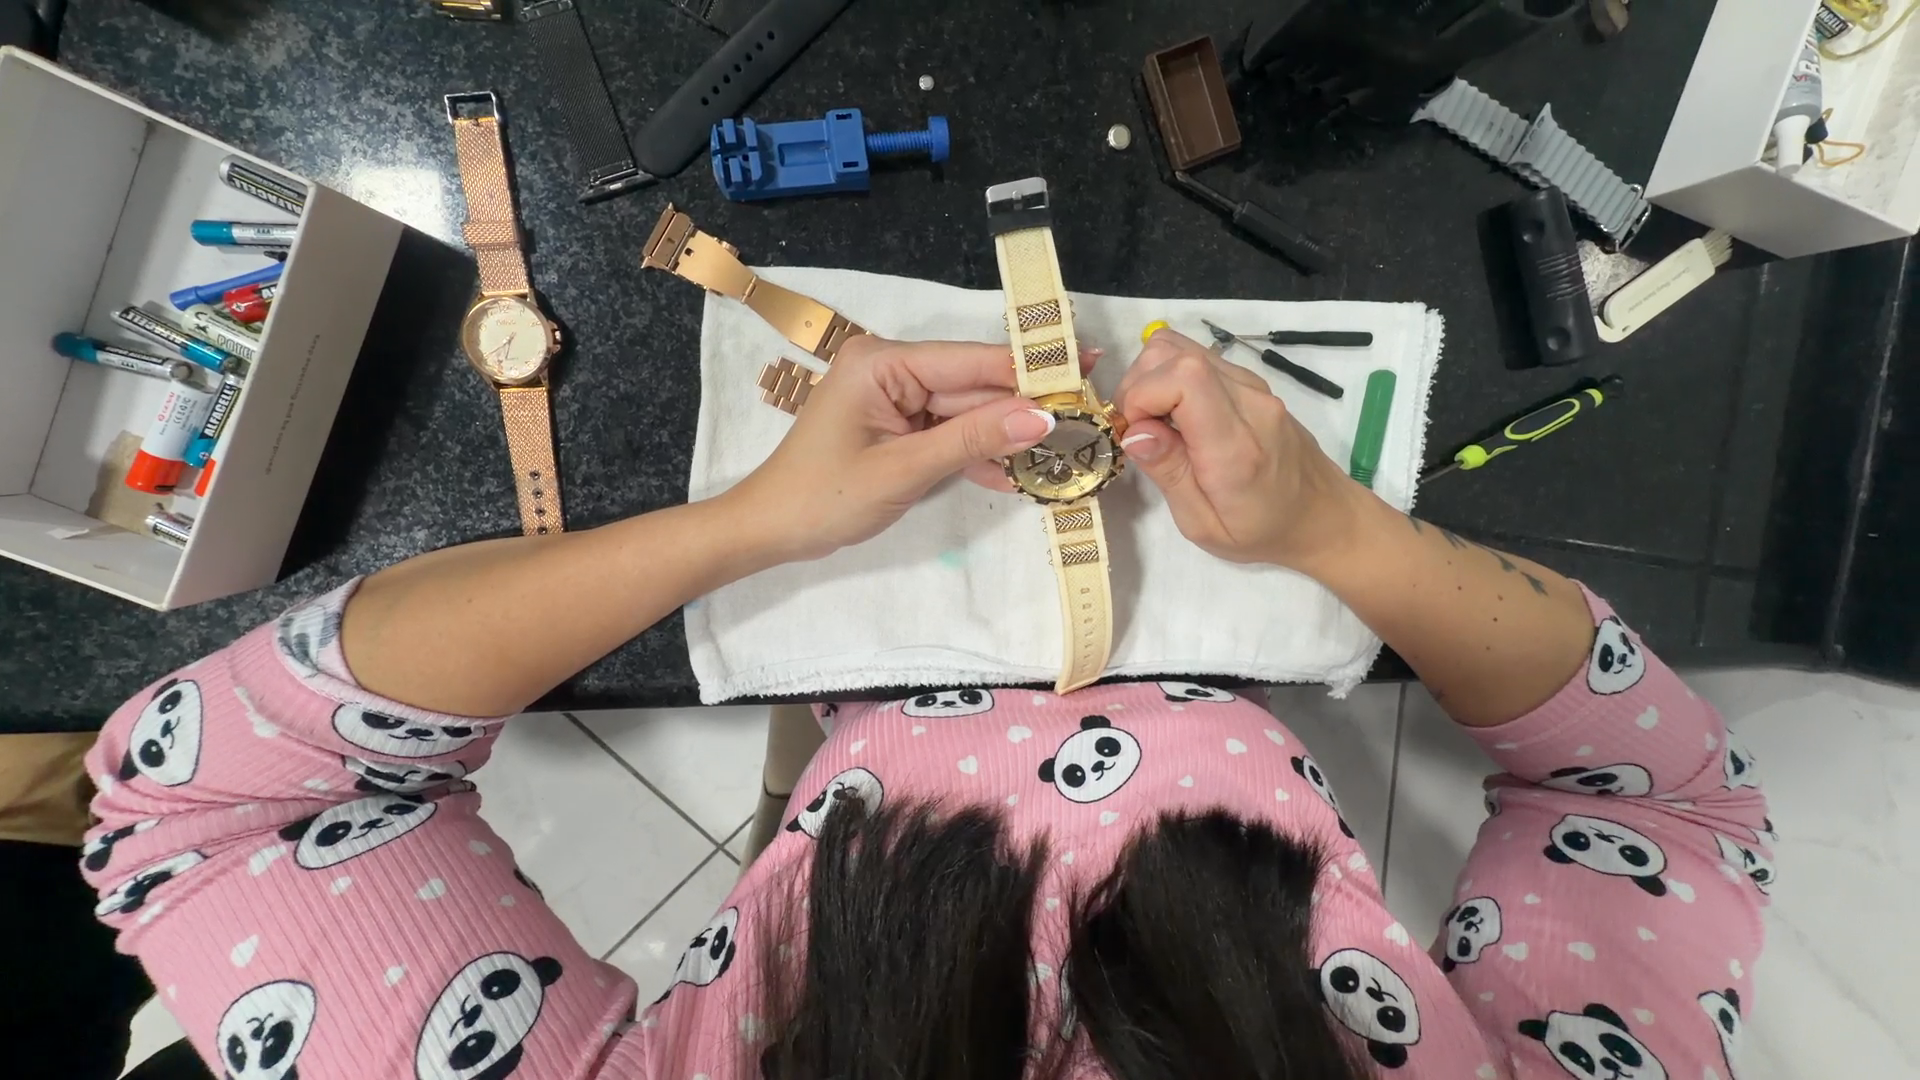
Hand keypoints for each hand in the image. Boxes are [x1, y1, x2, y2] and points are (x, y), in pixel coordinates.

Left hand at [724, 335, 1086, 561]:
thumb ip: (972, 439)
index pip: (971, 361)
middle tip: (1083, 422)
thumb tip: (1041, 415)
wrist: (773, 530)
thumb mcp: (903, 468)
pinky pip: (947, 432)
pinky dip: (974, 454)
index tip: (1086, 370)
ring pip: (966, 412)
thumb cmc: (825, 496)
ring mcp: (896, 397)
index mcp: (883, 362)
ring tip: (1058, 453)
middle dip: (1022, 409)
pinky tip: (1012, 475)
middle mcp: (892, 368)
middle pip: (972, 386)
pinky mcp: (899, 424)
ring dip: (1003, 437)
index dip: (1030, 369)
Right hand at [1114, 328, 1362, 570]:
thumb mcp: (1204, 525)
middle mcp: (1248, 401)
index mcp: (1235, 445)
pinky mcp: (1250, 381)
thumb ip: (1169, 473)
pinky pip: (1197, 359)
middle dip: (1138, 386)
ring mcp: (1253, 385)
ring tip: (1153, 422)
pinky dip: (1170, 378)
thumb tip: (1133, 431)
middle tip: (1138, 430)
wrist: (1322, 515)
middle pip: (1174, 353)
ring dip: (1151, 379)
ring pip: (1180, 347)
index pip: (1182, 378)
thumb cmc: (1261, 531)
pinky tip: (1175, 417)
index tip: (1135, 435)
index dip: (1142, 396)